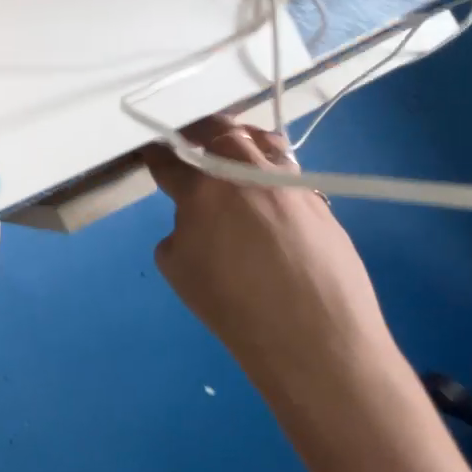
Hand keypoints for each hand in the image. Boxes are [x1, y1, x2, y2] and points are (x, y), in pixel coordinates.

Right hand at [144, 116, 392, 385]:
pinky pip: (290, 176)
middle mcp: (248, 178)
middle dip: (198, 130)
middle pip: (221, 132)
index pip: (167, 159)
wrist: (317, 341)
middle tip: (187, 139)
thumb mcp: (176, 264)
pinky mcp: (324, 208)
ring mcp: (292, 190)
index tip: (148, 151)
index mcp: (202, 191)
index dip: (153, 153)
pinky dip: (270, 173)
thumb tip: (199, 219)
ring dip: (242, 141)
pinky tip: (265, 196)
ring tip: (232, 153)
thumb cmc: (232, 305)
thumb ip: (181, 226)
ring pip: (265, 144)